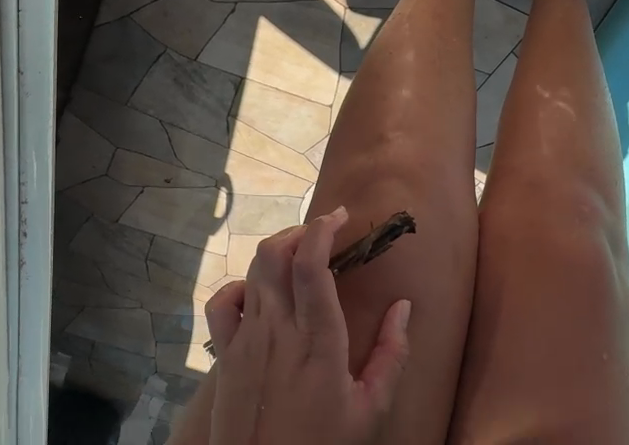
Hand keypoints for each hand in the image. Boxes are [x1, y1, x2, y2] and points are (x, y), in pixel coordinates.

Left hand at [204, 207, 410, 444]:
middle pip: (275, 254)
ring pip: (254, 270)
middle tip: (324, 233)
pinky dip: (242, 284)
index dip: (322, 228)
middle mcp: (278, 330)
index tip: (341, 217)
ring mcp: (246, 340)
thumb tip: (404, 306)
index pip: (310, 264)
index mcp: (317, 340)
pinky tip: (261, 292)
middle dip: (300, 230)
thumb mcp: (370, 411)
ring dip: (277, 250)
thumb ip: (392, 355)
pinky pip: (224, 302)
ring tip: (300, 255)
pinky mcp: (224, 356)